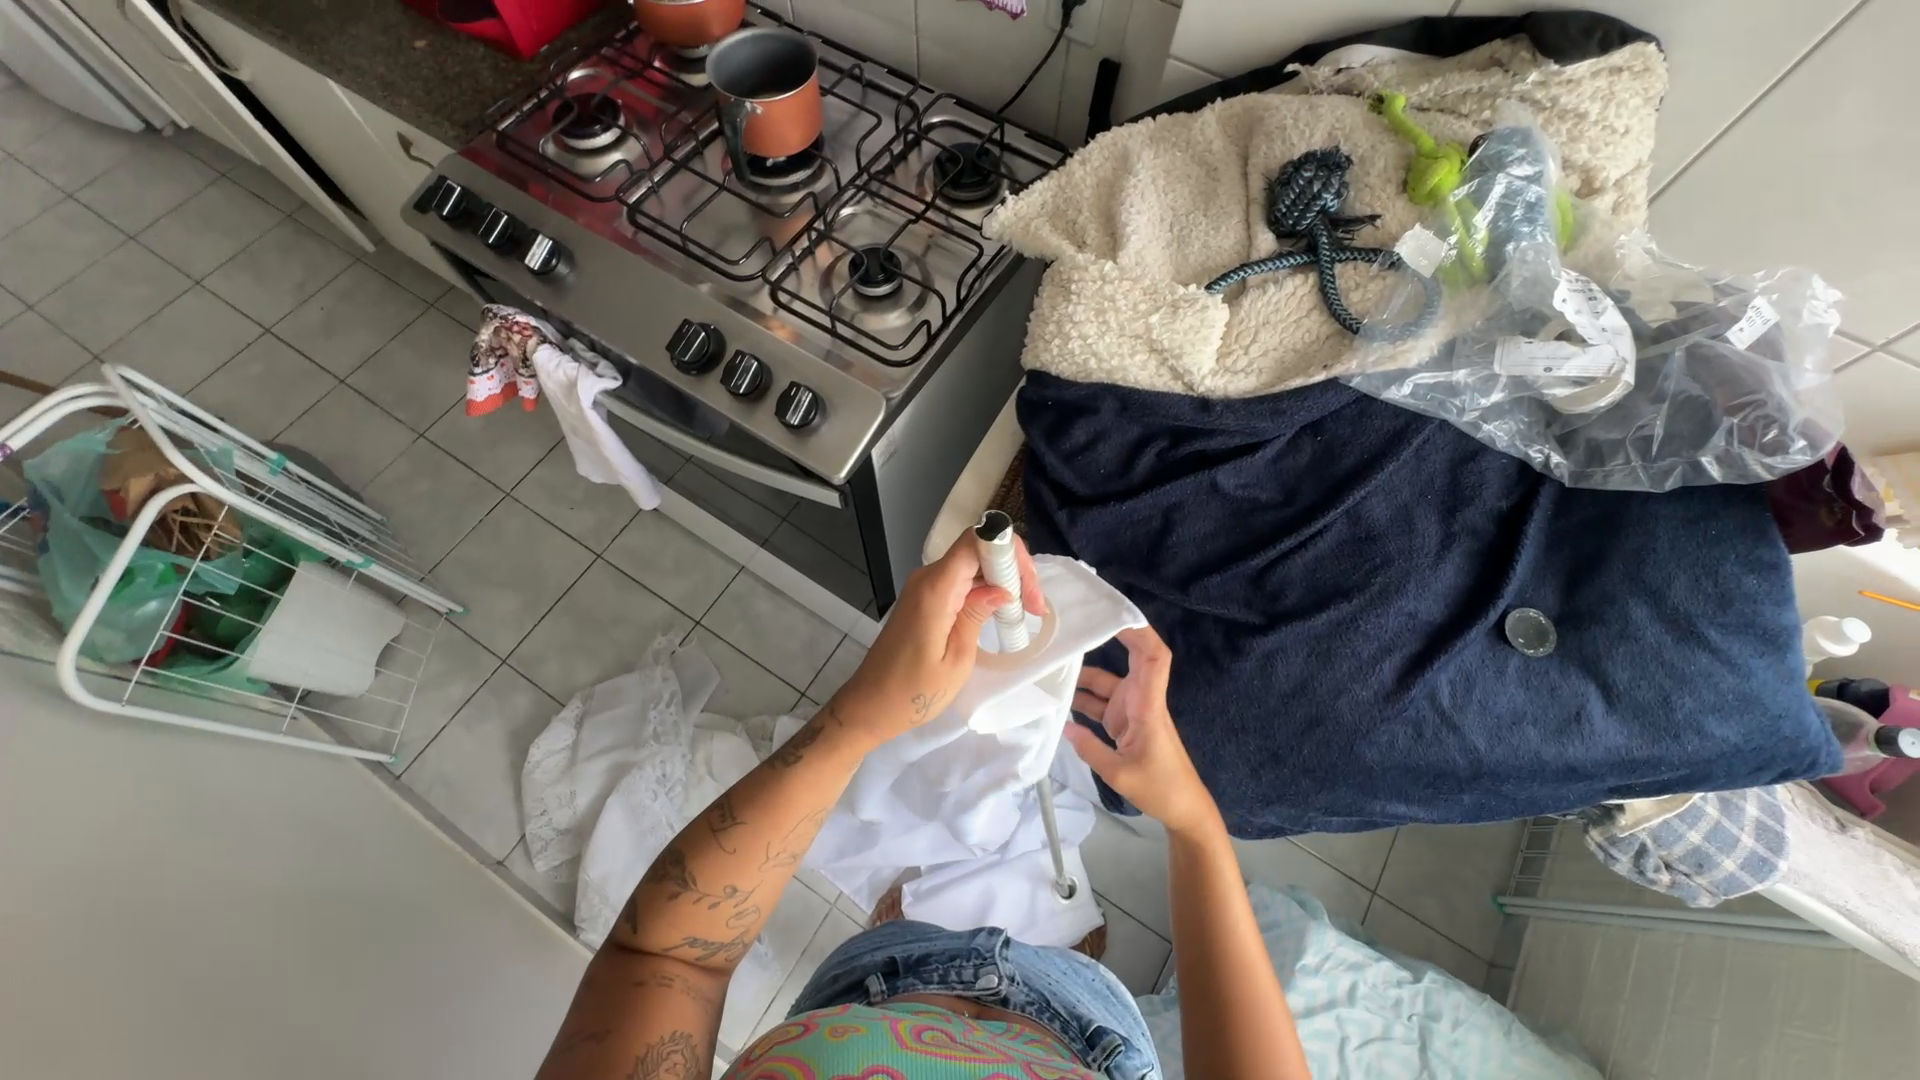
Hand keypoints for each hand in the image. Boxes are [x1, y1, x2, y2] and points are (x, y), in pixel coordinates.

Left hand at [827, 528, 1045, 747]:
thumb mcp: (957, 659)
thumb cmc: (914, 691)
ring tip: (1025, 610)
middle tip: (1035, 606)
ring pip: (971, 565)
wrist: (870, 706)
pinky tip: (1001, 611)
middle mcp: (927, 578)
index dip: (1009, 551)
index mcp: (935, 588)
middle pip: (977, 550)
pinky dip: (984, 589)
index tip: (1029, 587)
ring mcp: (923, 588)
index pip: (976, 541)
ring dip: (1001, 580)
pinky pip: (959, 581)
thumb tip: (1001, 590)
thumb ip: (978, 615)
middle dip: (1012, 569)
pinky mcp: (923, 600)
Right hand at [1065, 626, 1221, 836]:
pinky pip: (1102, 702)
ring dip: (1084, 677)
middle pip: (1131, 658)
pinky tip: (1060, 701)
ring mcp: (1133, 710)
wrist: (1183, 809)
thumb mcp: (1119, 774)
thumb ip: (1089, 749)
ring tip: (1052, 669)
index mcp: (1148, 705)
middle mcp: (1142, 700)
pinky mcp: (1126, 723)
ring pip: (1108, 682)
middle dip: (1109, 639)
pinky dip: (1083, 700)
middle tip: (1077, 627)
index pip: (1153, 657)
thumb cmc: (1161, 788)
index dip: (1140, 632)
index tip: (1115, 615)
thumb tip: (1065, 727)